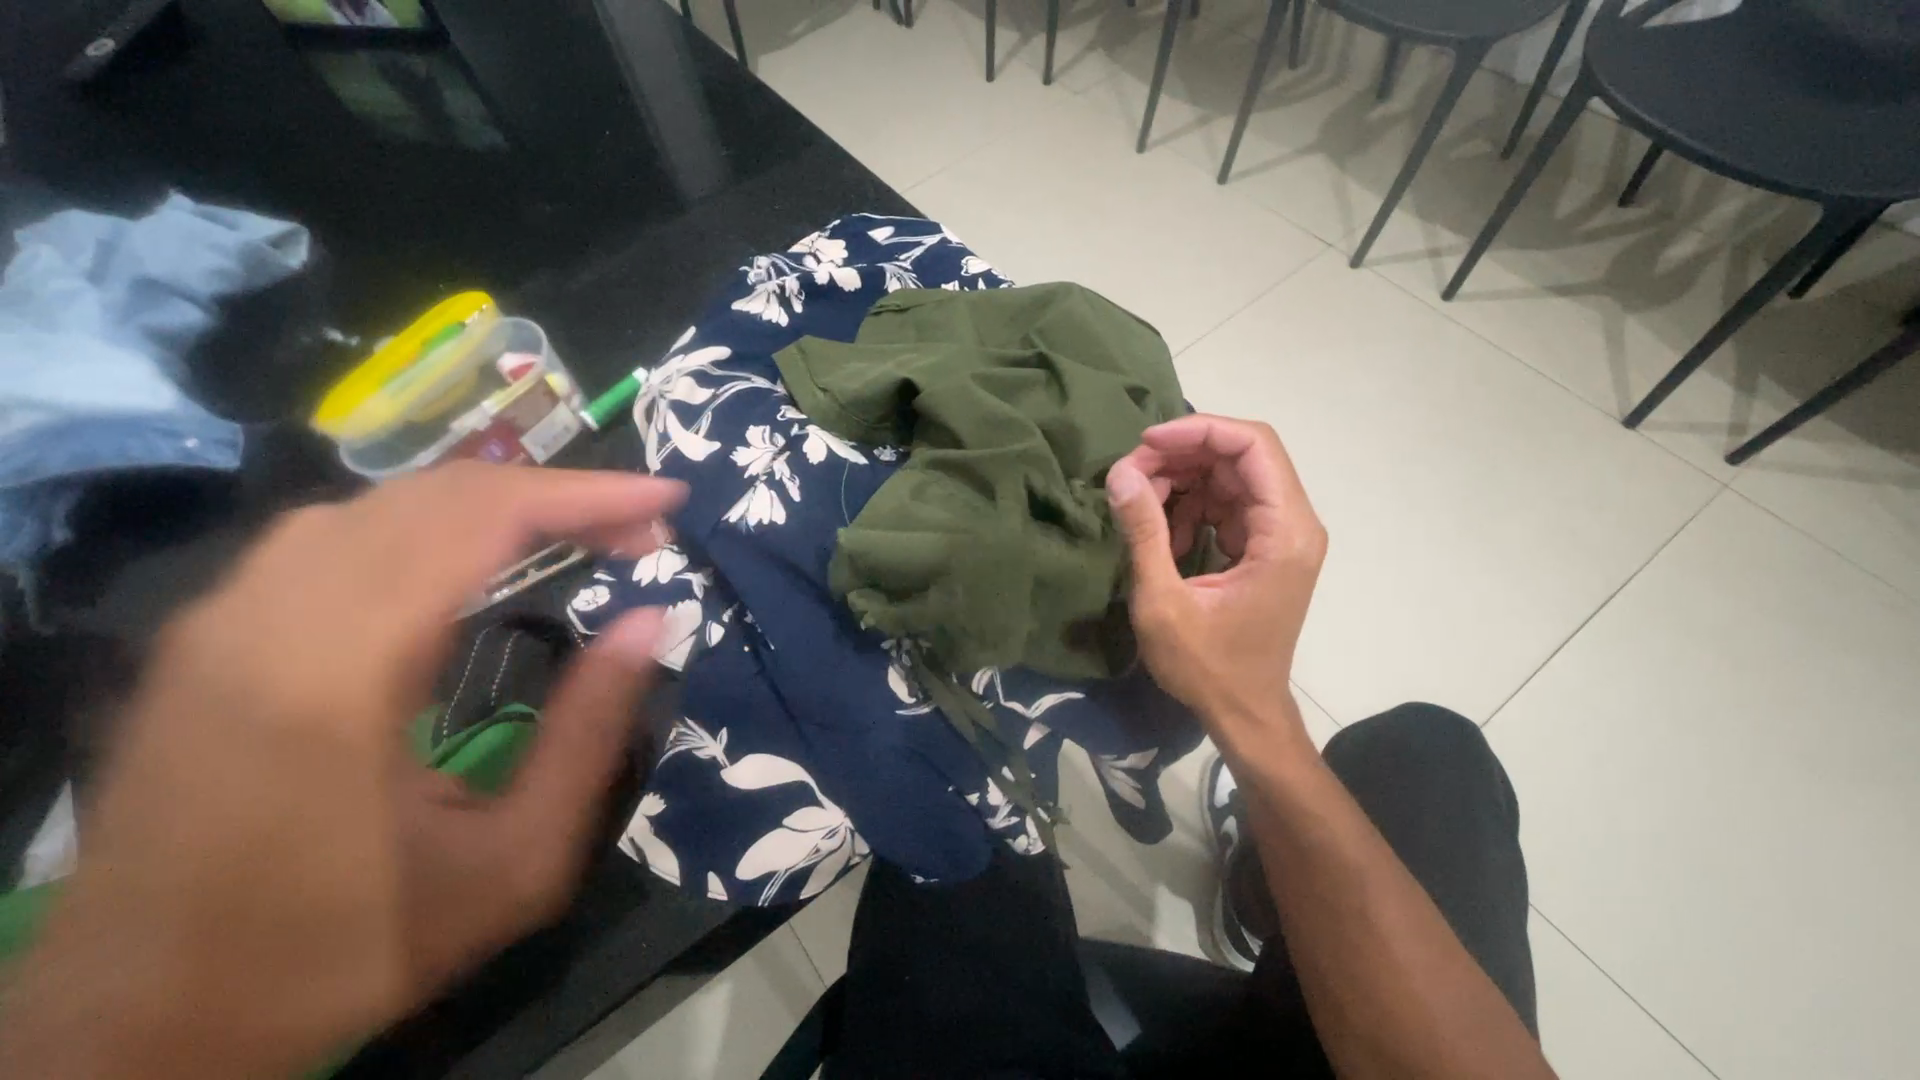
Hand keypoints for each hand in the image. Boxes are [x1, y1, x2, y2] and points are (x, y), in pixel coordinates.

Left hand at [0, 462, 684, 1079]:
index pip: (481, 519)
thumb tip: (651, 621)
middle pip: (436, 495)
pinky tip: (463, 558)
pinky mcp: (201, 636)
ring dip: (490, 503)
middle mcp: (268, 618)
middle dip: (555, 495)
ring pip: (378, 503)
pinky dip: (422, 523)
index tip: (668, 498)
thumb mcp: (515, 864)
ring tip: (571, 535)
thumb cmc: (349, 948)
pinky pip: (327, 534)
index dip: (586, 495)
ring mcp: (220, 620)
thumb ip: (590, 733)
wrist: (142, 1025)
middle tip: (640, 530)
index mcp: (340, 673)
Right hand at [1106, 415, 1326, 763]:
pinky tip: (1163, 533)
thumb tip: (1120, 473)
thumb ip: (1144, 532)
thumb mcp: (1164, 601)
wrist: (1244, 714)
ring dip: (1182, 480)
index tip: (1145, 445)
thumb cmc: (1208, 667)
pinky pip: (1228, 504)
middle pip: (1241, 456)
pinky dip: (1192, 506)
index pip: (1253, 446)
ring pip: (1231, 476)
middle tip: (1129, 477)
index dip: (1198, 431)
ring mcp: (1282, 535)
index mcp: (1286, 533)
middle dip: (1182, 456)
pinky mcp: (1265, 548)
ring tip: (1139, 505)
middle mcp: (1295, 524)